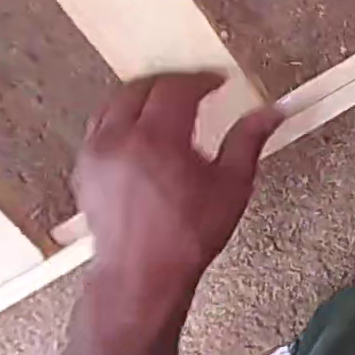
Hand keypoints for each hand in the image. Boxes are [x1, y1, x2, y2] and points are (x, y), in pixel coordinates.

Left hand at [74, 73, 282, 292]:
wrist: (144, 274)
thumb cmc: (186, 237)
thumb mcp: (232, 186)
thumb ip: (248, 141)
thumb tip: (269, 115)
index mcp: (158, 139)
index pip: (178, 87)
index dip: (202, 80)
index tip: (217, 82)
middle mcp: (120, 139)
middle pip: (144, 87)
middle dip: (173, 83)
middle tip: (196, 88)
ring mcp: (97, 153)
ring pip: (116, 102)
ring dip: (145, 96)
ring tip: (169, 105)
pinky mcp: (85, 169)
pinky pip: (100, 126)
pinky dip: (123, 118)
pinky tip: (141, 131)